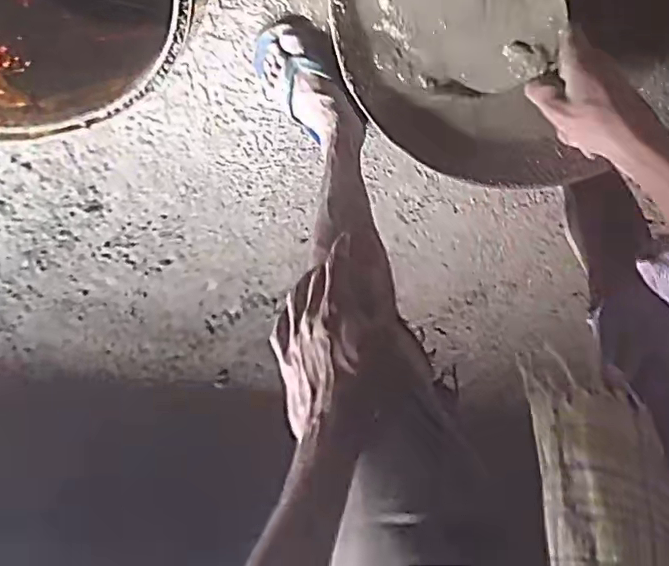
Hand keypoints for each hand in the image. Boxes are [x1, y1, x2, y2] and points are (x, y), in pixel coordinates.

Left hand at [271, 235, 389, 440]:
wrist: (332, 435)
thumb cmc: (366, 391)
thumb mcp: (384, 340)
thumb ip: (377, 299)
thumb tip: (371, 268)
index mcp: (336, 307)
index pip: (339, 262)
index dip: (346, 245)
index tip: (350, 233)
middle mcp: (310, 316)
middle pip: (317, 275)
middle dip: (329, 259)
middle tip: (337, 248)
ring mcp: (294, 337)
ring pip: (299, 295)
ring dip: (311, 281)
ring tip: (320, 275)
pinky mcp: (285, 358)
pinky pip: (285, 321)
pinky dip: (294, 308)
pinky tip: (297, 309)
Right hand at [525, 29, 665, 162]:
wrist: (640, 145)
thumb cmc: (601, 128)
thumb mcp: (558, 114)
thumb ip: (540, 94)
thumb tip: (533, 84)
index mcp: (581, 60)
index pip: (566, 31)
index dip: (551, 36)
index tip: (539, 49)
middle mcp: (599, 61)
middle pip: (572, 56)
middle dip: (558, 75)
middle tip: (549, 94)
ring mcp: (613, 74)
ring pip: (584, 76)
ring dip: (573, 94)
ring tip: (569, 120)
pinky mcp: (623, 90)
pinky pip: (597, 91)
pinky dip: (588, 105)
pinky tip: (586, 129)